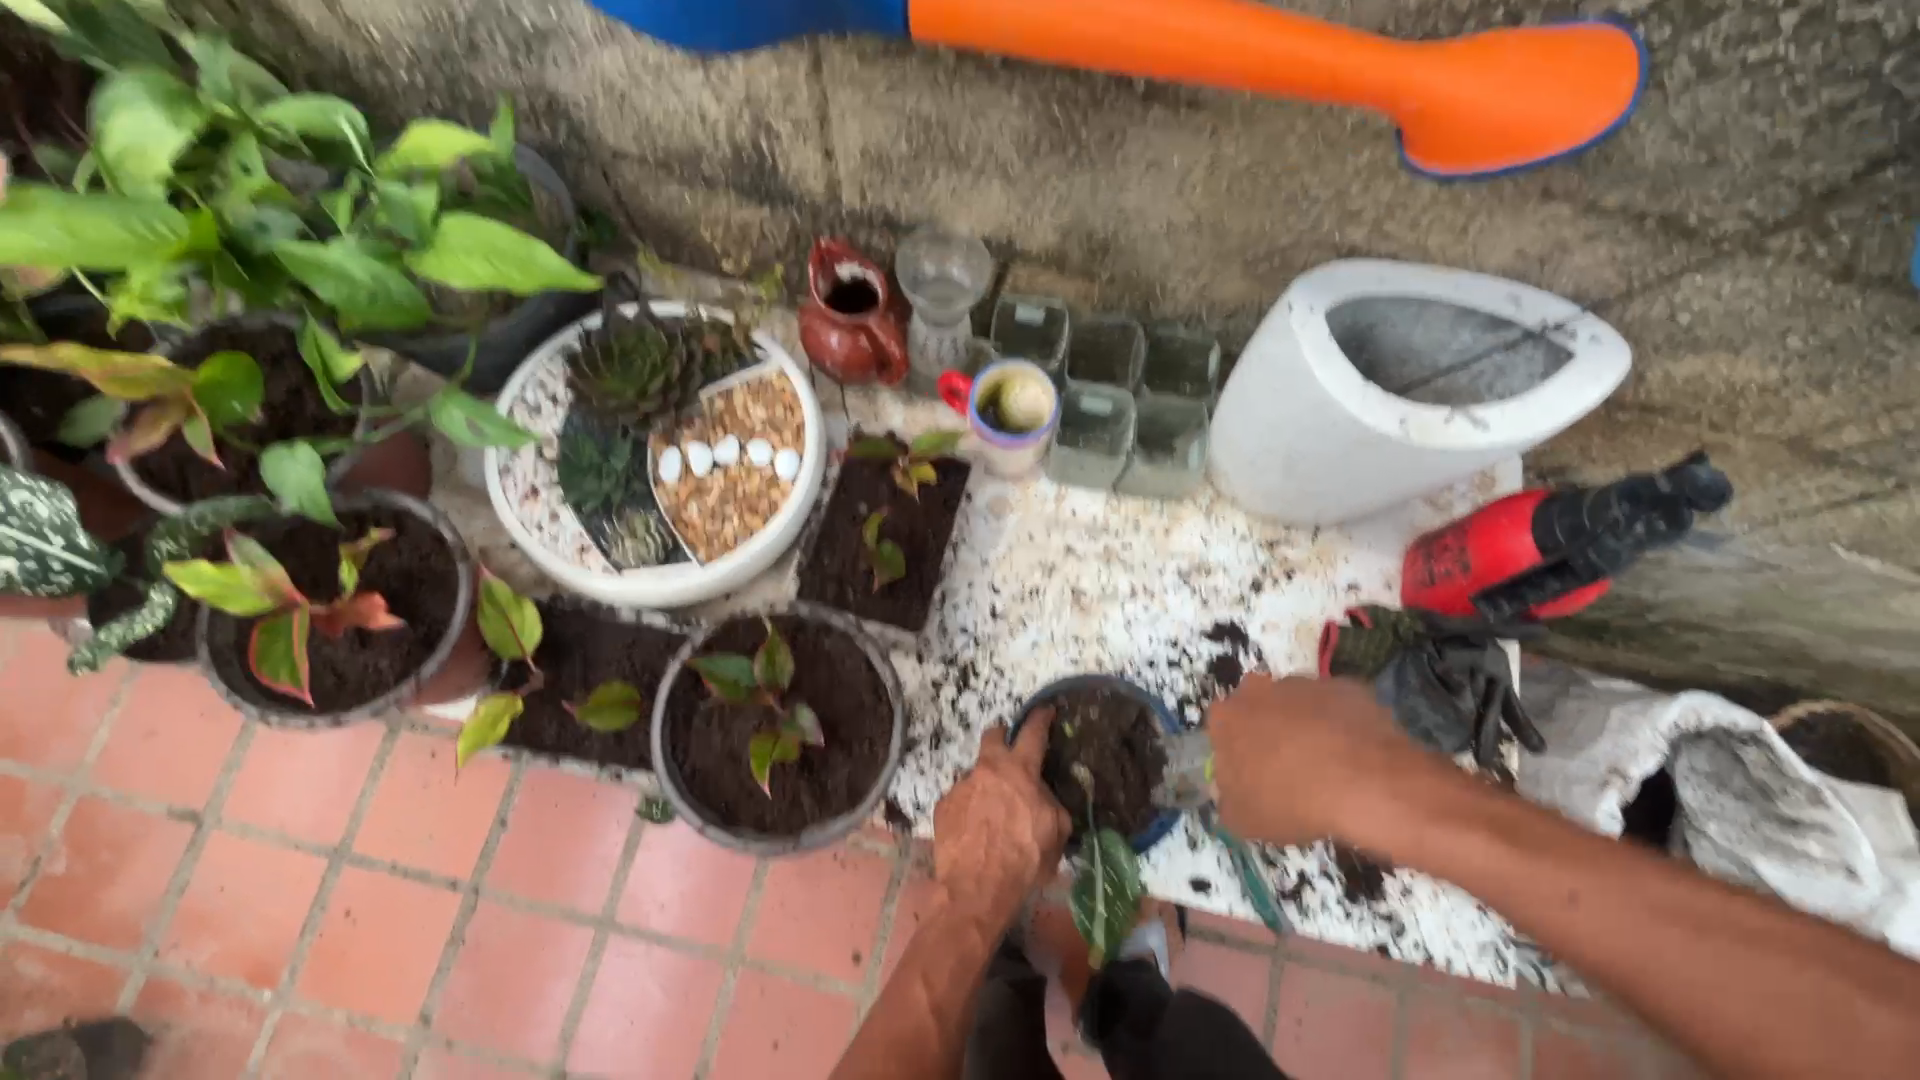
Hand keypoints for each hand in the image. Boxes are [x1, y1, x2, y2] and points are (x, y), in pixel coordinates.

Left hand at [932, 707, 1071, 924]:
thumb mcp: (1056, 832)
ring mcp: (961, 786)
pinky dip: (970, 809)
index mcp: (1019, 771)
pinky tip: (975, 832)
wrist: (977, 888)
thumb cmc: (1024, 859)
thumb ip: (1051, 804)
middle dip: (1002, 736)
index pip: (1033, 733)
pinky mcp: (943, 806)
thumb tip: (1041, 796)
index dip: (1040, 718)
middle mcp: (987, 770)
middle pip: (993, 736)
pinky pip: (961, 799)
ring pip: (976, 774)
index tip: (1045, 710)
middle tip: (1009, 749)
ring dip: (986, 785)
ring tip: (992, 815)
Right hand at [1208, 675, 1451, 846]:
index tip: (1253, 775)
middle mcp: (1258, 690)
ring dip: (1305, 725)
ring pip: (1298, 703)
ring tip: (1328, 764)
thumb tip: (1232, 795)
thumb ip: (1229, 801)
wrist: (1365, 784)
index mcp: (1226, 718)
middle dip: (1269, 730)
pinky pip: (1336, 706)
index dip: (1237, 752)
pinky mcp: (1345, 687)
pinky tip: (1354, 756)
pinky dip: (1340, 725)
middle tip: (1287, 766)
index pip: (1222, 728)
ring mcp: (1304, 684)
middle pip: (1258, 707)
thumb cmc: (1292, 801)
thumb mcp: (1243, 820)